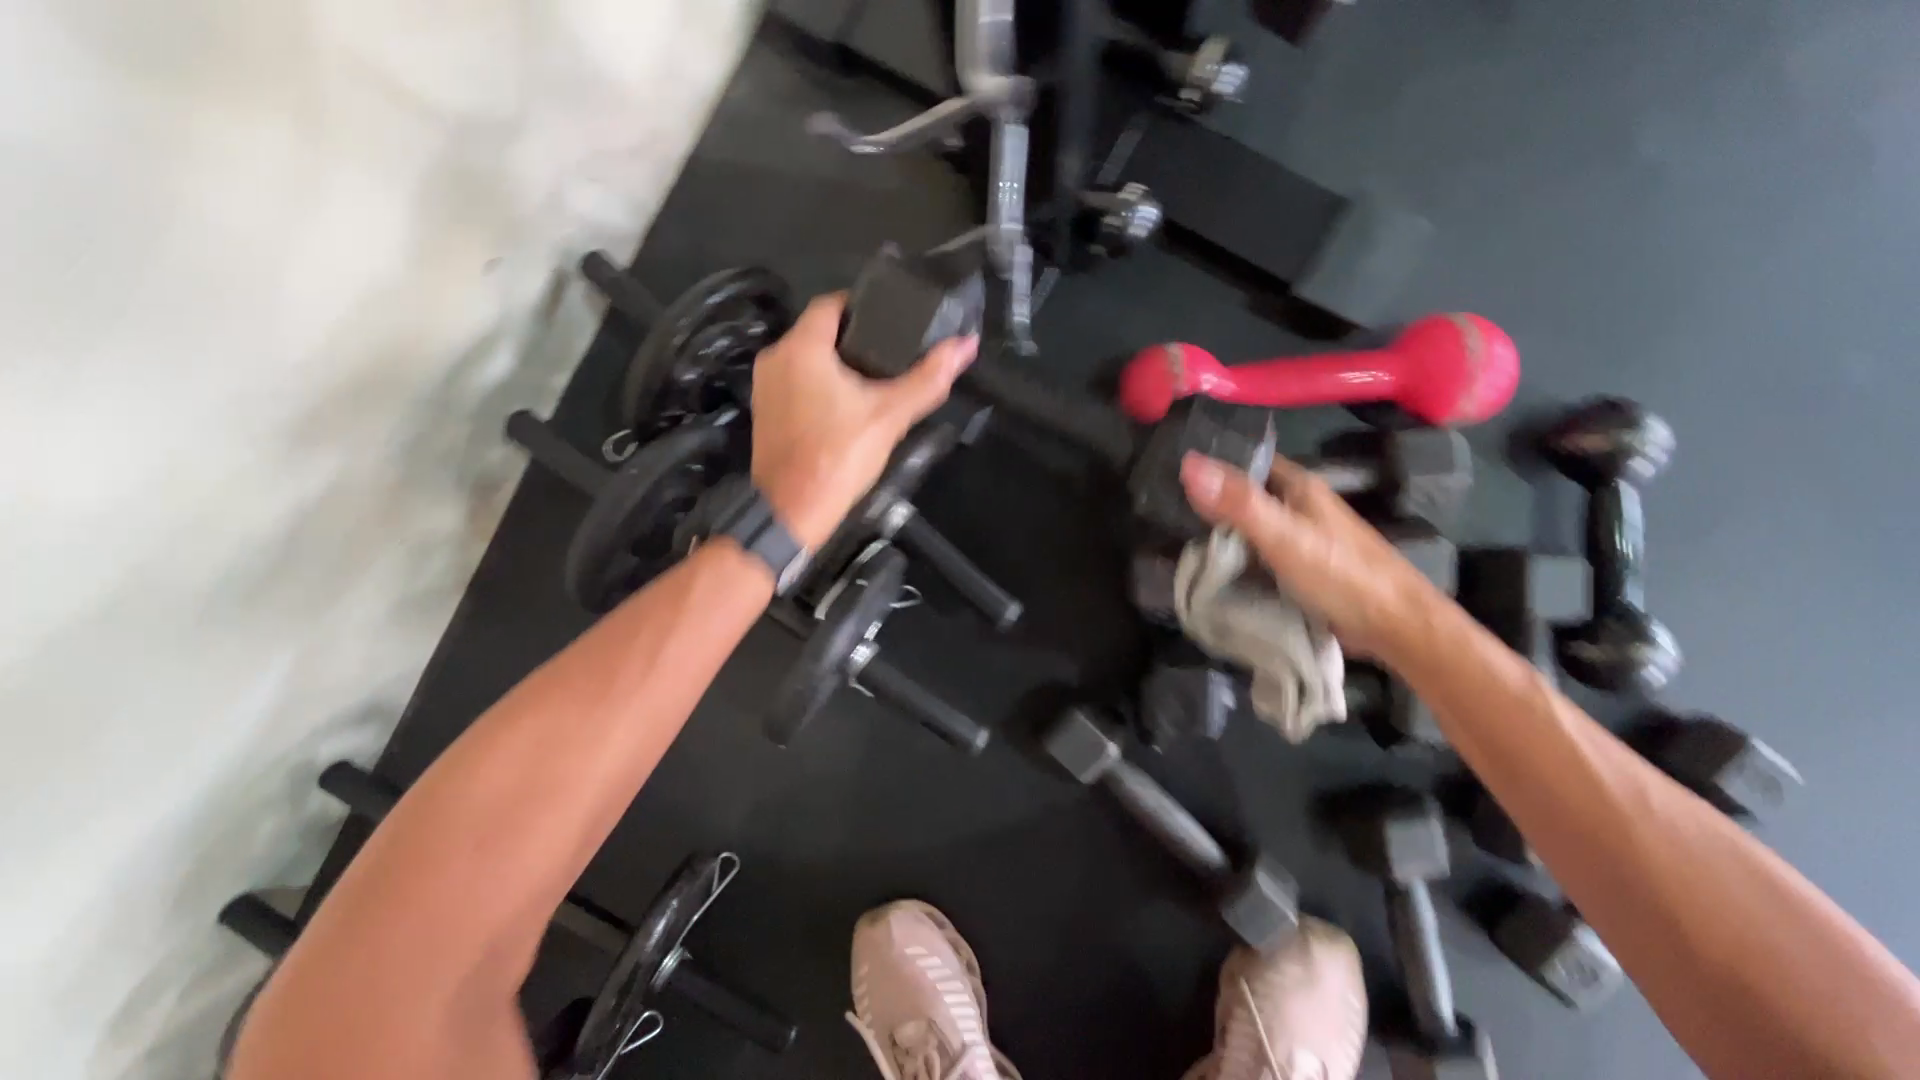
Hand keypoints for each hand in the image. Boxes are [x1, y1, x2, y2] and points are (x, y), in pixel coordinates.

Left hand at [750, 293, 977, 547]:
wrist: (792, 512)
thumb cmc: (838, 457)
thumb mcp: (890, 415)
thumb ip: (929, 378)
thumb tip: (966, 345)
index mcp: (801, 347)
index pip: (832, 303)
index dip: (864, 306)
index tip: (894, 320)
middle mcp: (775, 357)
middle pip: (820, 331)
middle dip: (856, 337)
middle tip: (894, 350)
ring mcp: (765, 386)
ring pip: (808, 358)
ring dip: (839, 363)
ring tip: (877, 375)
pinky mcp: (765, 411)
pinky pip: (797, 382)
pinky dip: (821, 384)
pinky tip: (849, 402)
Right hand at [1180, 452, 1448, 663]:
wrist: (1396, 627)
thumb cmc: (1343, 575)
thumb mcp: (1284, 537)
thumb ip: (1239, 503)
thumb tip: (1188, 463)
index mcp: (1298, 487)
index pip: (1245, 463)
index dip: (1210, 469)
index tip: (1167, 482)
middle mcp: (1299, 508)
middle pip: (1244, 500)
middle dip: (1210, 510)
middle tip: (1165, 523)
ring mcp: (1301, 541)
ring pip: (1250, 532)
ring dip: (1222, 542)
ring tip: (1179, 552)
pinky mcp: (1302, 572)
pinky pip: (1259, 561)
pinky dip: (1238, 567)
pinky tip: (1214, 579)